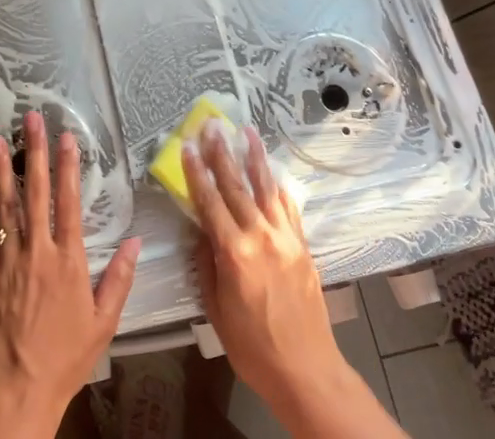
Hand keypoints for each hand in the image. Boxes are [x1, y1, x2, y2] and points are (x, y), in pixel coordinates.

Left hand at [0, 111, 141, 438]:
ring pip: (5, 209)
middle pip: (36, 194)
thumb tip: (135, 241)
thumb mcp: (104, 322)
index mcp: (70, 262)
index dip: (68, 168)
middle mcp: (38, 254)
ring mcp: (9, 264)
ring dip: (0, 172)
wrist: (22, 391)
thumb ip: (119, 278)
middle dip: (34, 154)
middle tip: (31, 121)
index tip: (67, 138)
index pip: (69, 203)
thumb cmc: (68, 358)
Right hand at [184, 122, 405, 437]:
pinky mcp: (303, 247)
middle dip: (222, 154)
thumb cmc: (253, 347)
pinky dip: (277, 186)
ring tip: (247, 130)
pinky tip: (272, 172)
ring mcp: (286, 239)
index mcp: (235, 254)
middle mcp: (262, 237)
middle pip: (237, 187)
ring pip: (267, 189)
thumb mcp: (216, 310)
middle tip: (212, 125)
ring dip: (255, 157)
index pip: (210, 203)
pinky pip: (288, 208)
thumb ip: (208, 266)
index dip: (197, 174)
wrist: (305, 369)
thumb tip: (201, 233)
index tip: (188, 146)